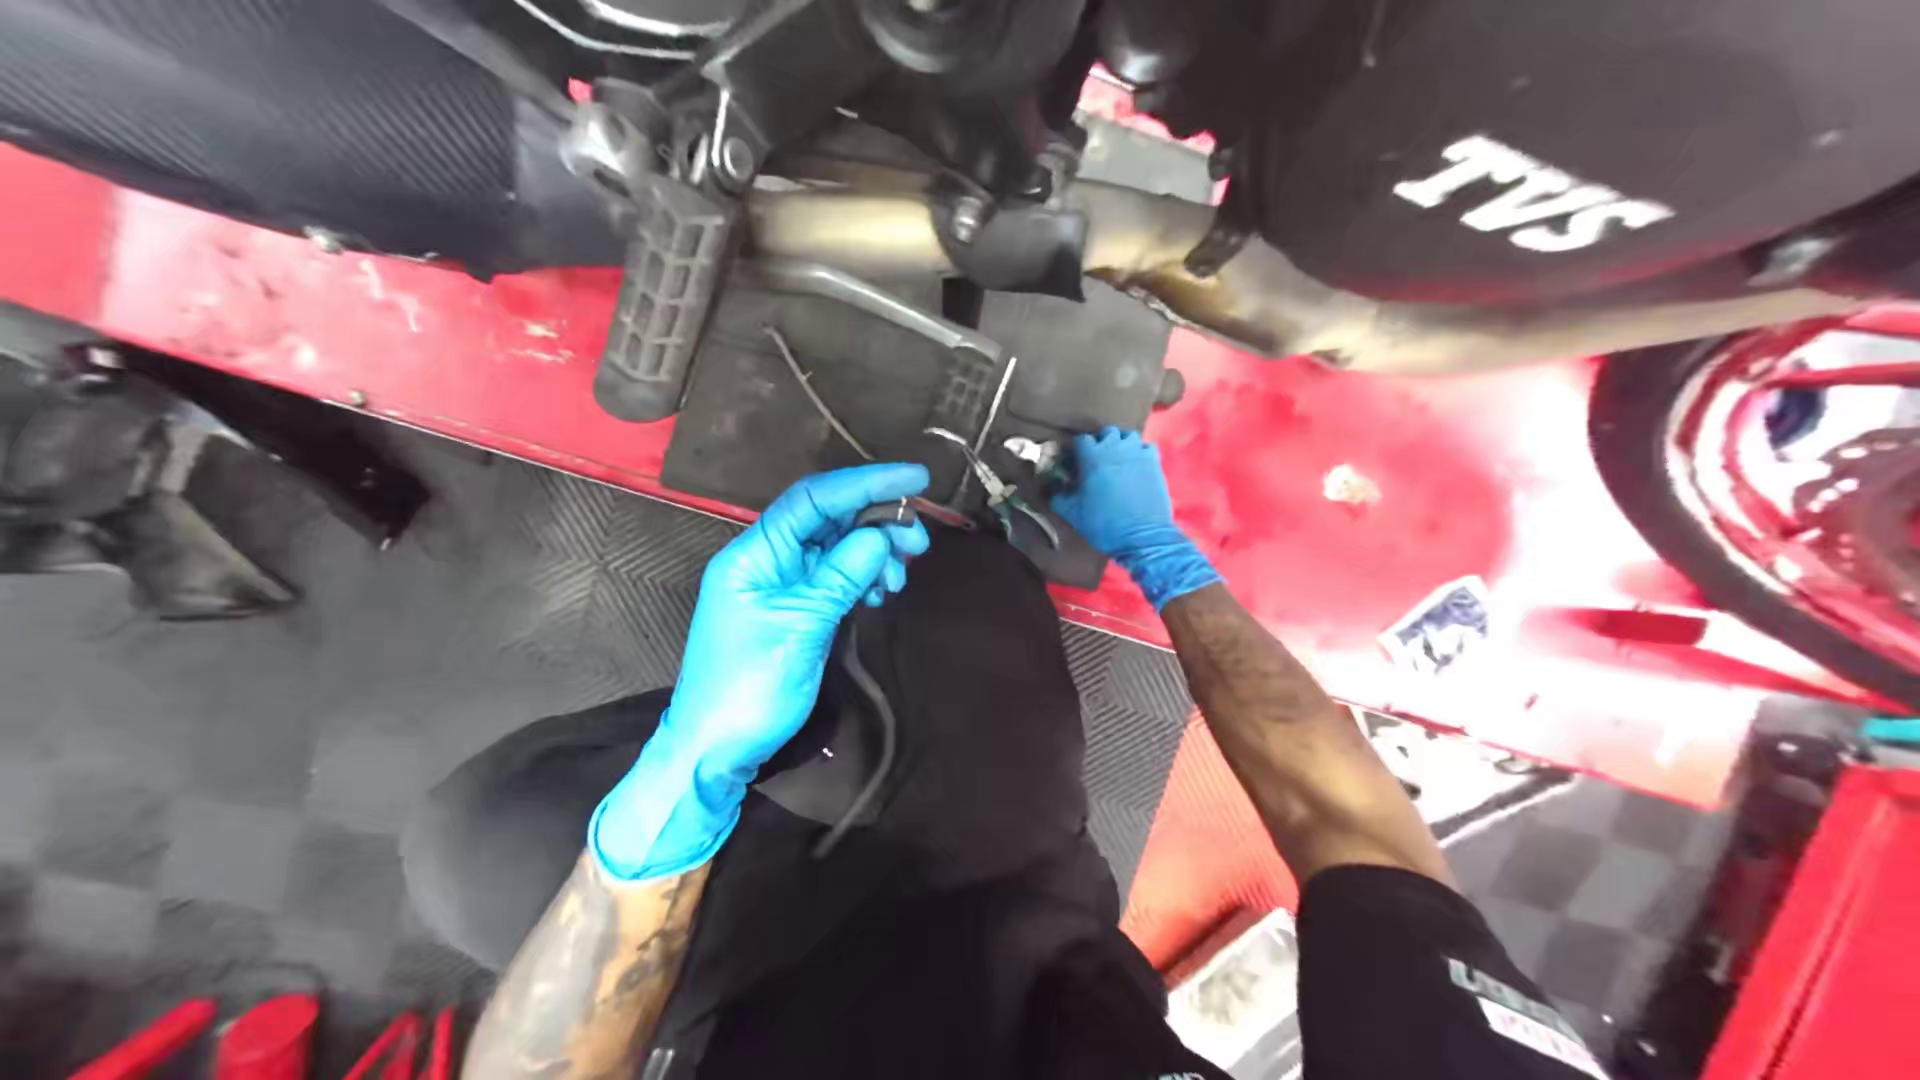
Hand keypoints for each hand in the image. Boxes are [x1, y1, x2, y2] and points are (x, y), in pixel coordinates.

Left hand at [592, 463, 930, 879]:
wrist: (717, 747)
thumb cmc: (748, 687)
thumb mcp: (800, 627)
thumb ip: (841, 575)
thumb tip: (881, 534)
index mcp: (755, 553)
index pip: (814, 499)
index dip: (866, 482)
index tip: (916, 478)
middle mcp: (769, 558)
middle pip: (830, 518)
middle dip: (878, 520)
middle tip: (919, 542)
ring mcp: (784, 582)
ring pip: (839, 546)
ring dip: (876, 551)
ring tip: (902, 574)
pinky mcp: (799, 605)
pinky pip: (838, 575)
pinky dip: (865, 576)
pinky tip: (882, 591)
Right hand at [1053, 426, 1219, 610]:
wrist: (1141, 538)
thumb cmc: (1104, 524)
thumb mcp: (1073, 513)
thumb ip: (1058, 496)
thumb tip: (1053, 488)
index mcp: (1092, 456)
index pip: (1080, 440)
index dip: (1075, 450)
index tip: (1073, 462)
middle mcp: (1115, 448)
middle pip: (1105, 433)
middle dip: (1099, 443)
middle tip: (1096, 460)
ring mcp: (1137, 453)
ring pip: (1127, 436)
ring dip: (1120, 444)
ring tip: (1117, 460)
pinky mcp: (1154, 462)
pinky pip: (1145, 448)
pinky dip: (1139, 453)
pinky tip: (1136, 465)